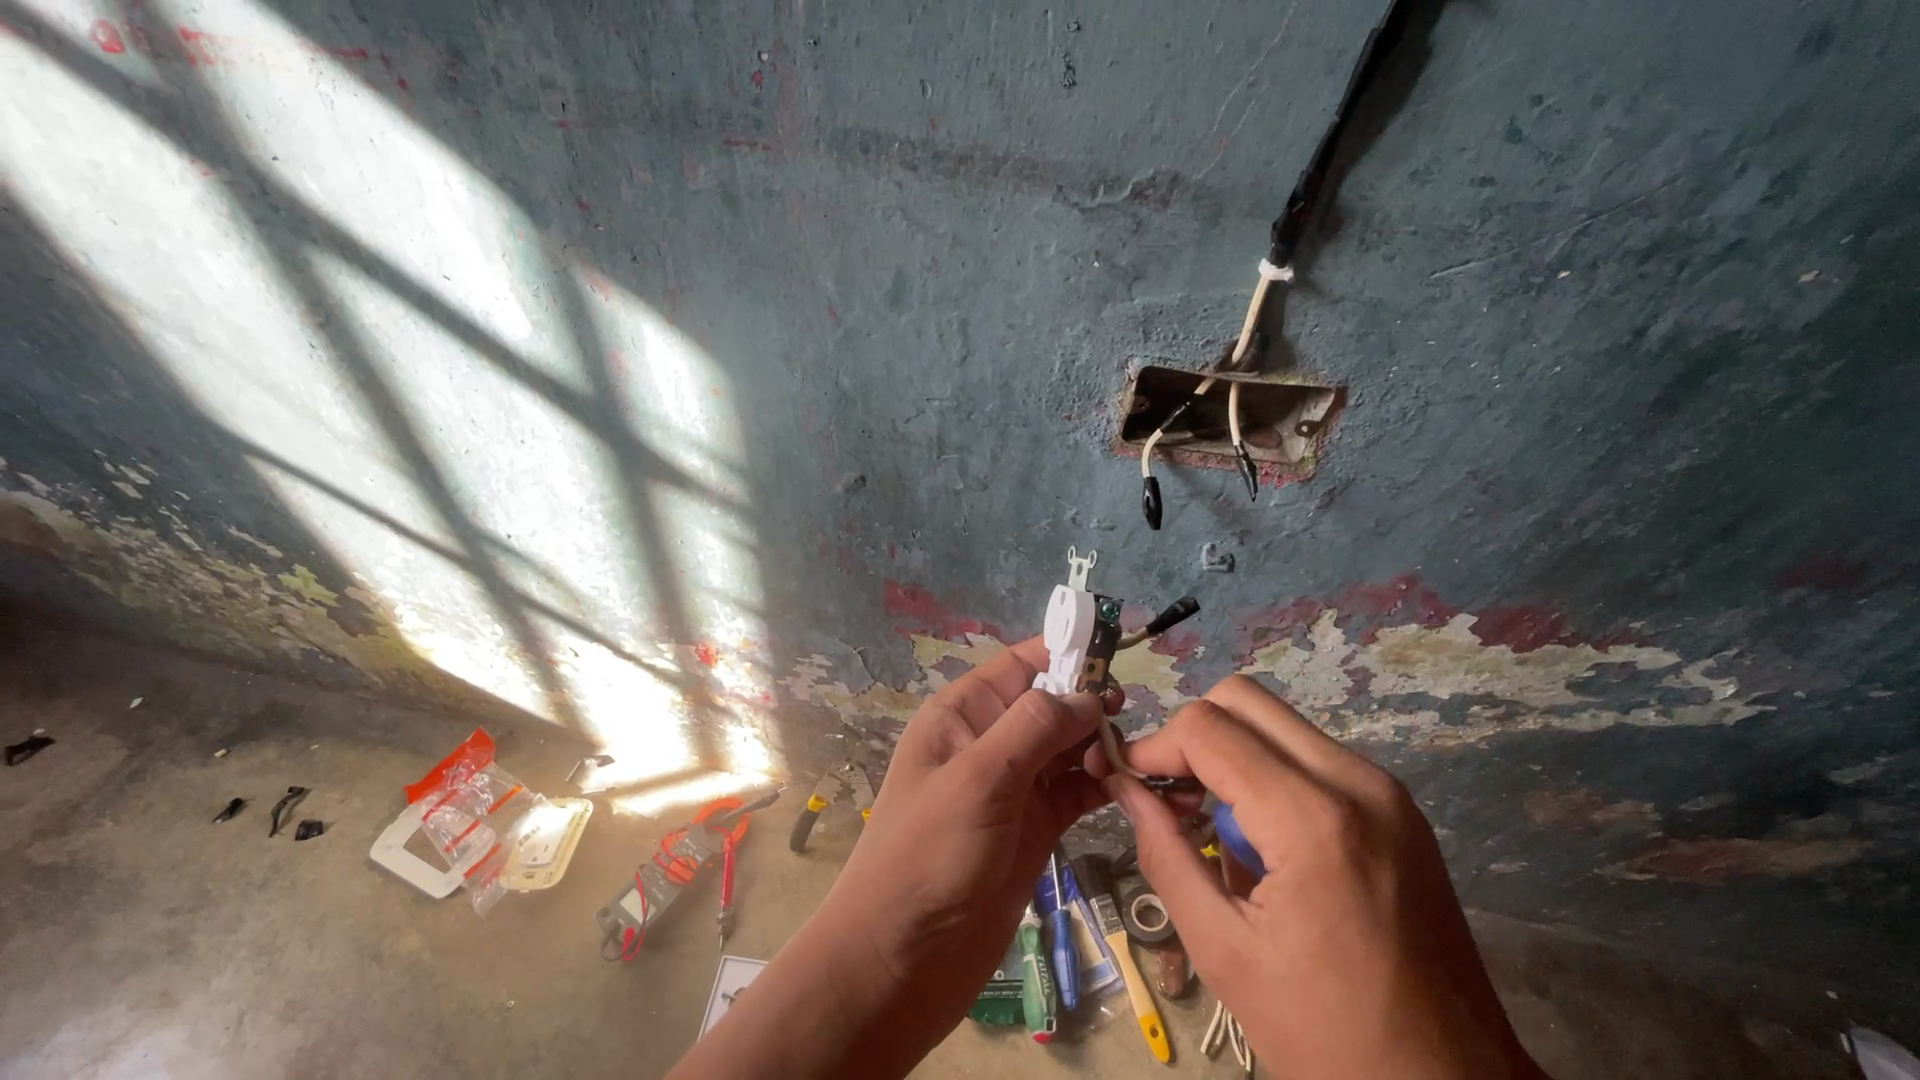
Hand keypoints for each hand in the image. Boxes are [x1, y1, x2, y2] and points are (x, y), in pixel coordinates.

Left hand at [673, 637, 1116, 1079]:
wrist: (901, 960)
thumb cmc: (928, 856)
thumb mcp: (978, 778)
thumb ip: (1033, 727)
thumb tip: (1087, 693)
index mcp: (962, 715)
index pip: (1021, 664)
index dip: (1066, 652)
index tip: (1119, 651)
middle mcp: (989, 743)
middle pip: (1051, 703)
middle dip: (1092, 702)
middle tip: (1131, 717)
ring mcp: (1014, 788)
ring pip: (1069, 748)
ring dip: (1103, 745)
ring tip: (1139, 756)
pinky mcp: (1034, 829)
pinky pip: (1075, 791)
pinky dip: (1103, 785)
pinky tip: (1133, 786)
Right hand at [1093, 676, 1544, 1079]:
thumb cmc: (1326, 1031)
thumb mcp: (1223, 950)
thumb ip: (1164, 854)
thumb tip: (1124, 788)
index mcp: (1312, 818)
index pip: (1207, 728)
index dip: (1154, 747)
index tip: (1129, 785)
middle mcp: (1356, 781)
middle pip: (1243, 699)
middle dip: (1190, 736)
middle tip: (1168, 795)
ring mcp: (1386, 790)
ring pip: (1279, 722)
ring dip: (1229, 751)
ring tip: (1208, 821)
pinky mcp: (1399, 808)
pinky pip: (1312, 755)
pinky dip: (1268, 771)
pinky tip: (1259, 837)